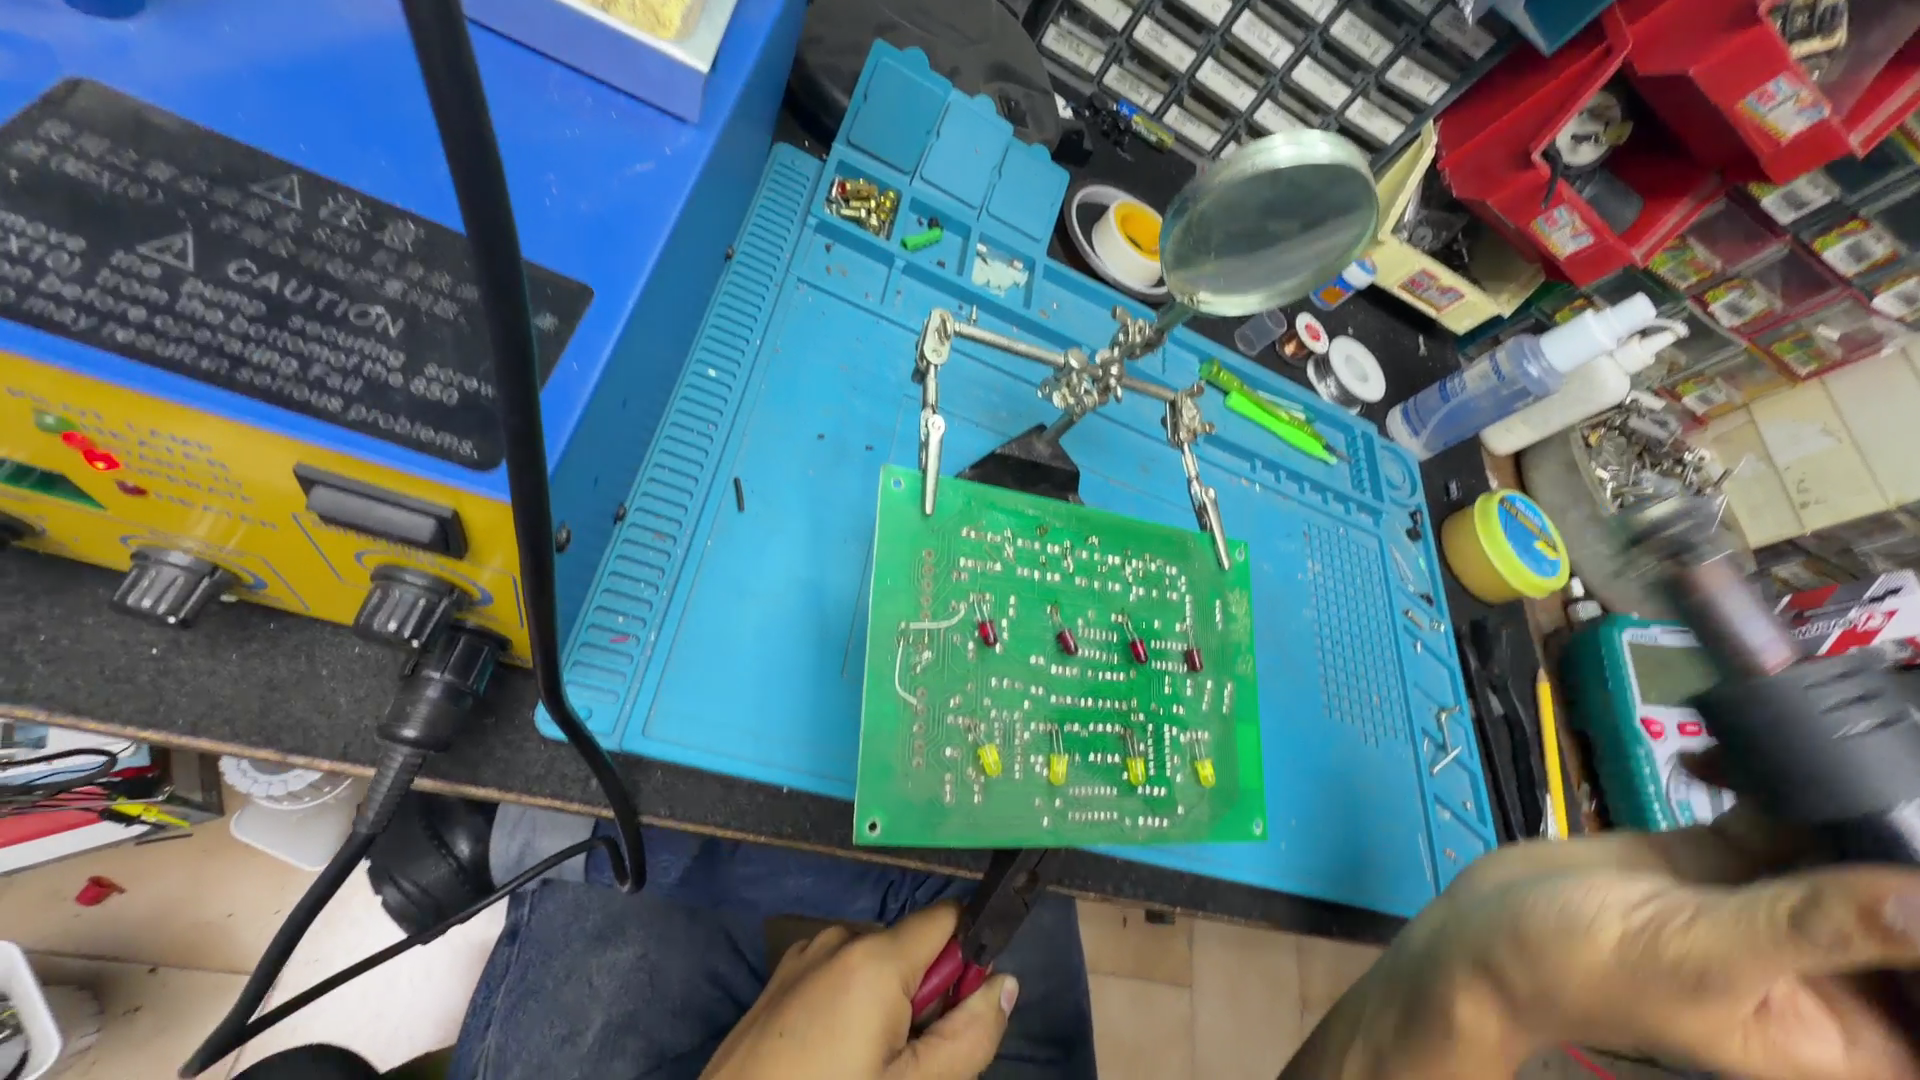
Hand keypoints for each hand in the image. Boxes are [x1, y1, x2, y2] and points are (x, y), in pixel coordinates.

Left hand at [701, 902, 1018, 1079]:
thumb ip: (969, 1036)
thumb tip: (1006, 982)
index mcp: (874, 956)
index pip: (949, 918)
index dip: (970, 958)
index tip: (965, 1009)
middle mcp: (839, 939)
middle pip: (912, 949)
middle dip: (927, 996)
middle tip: (911, 1065)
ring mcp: (803, 958)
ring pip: (875, 967)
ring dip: (889, 1007)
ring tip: (866, 1069)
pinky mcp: (779, 983)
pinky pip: (838, 978)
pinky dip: (851, 1009)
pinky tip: (831, 1063)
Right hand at [1309, 785, 1919, 1079]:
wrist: (1481, 932)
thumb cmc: (1581, 967)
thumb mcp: (1692, 952)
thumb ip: (1805, 924)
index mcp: (1851, 1030)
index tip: (1918, 846)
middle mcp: (1827, 969)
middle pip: (1903, 908)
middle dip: (1899, 843)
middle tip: (1883, 776)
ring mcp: (1768, 906)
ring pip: (1846, 851)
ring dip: (1837, 800)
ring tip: (1811, 752)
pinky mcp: (1715, 859)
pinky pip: (1770, 818)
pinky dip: (1762, 781)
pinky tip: (1724, 756)